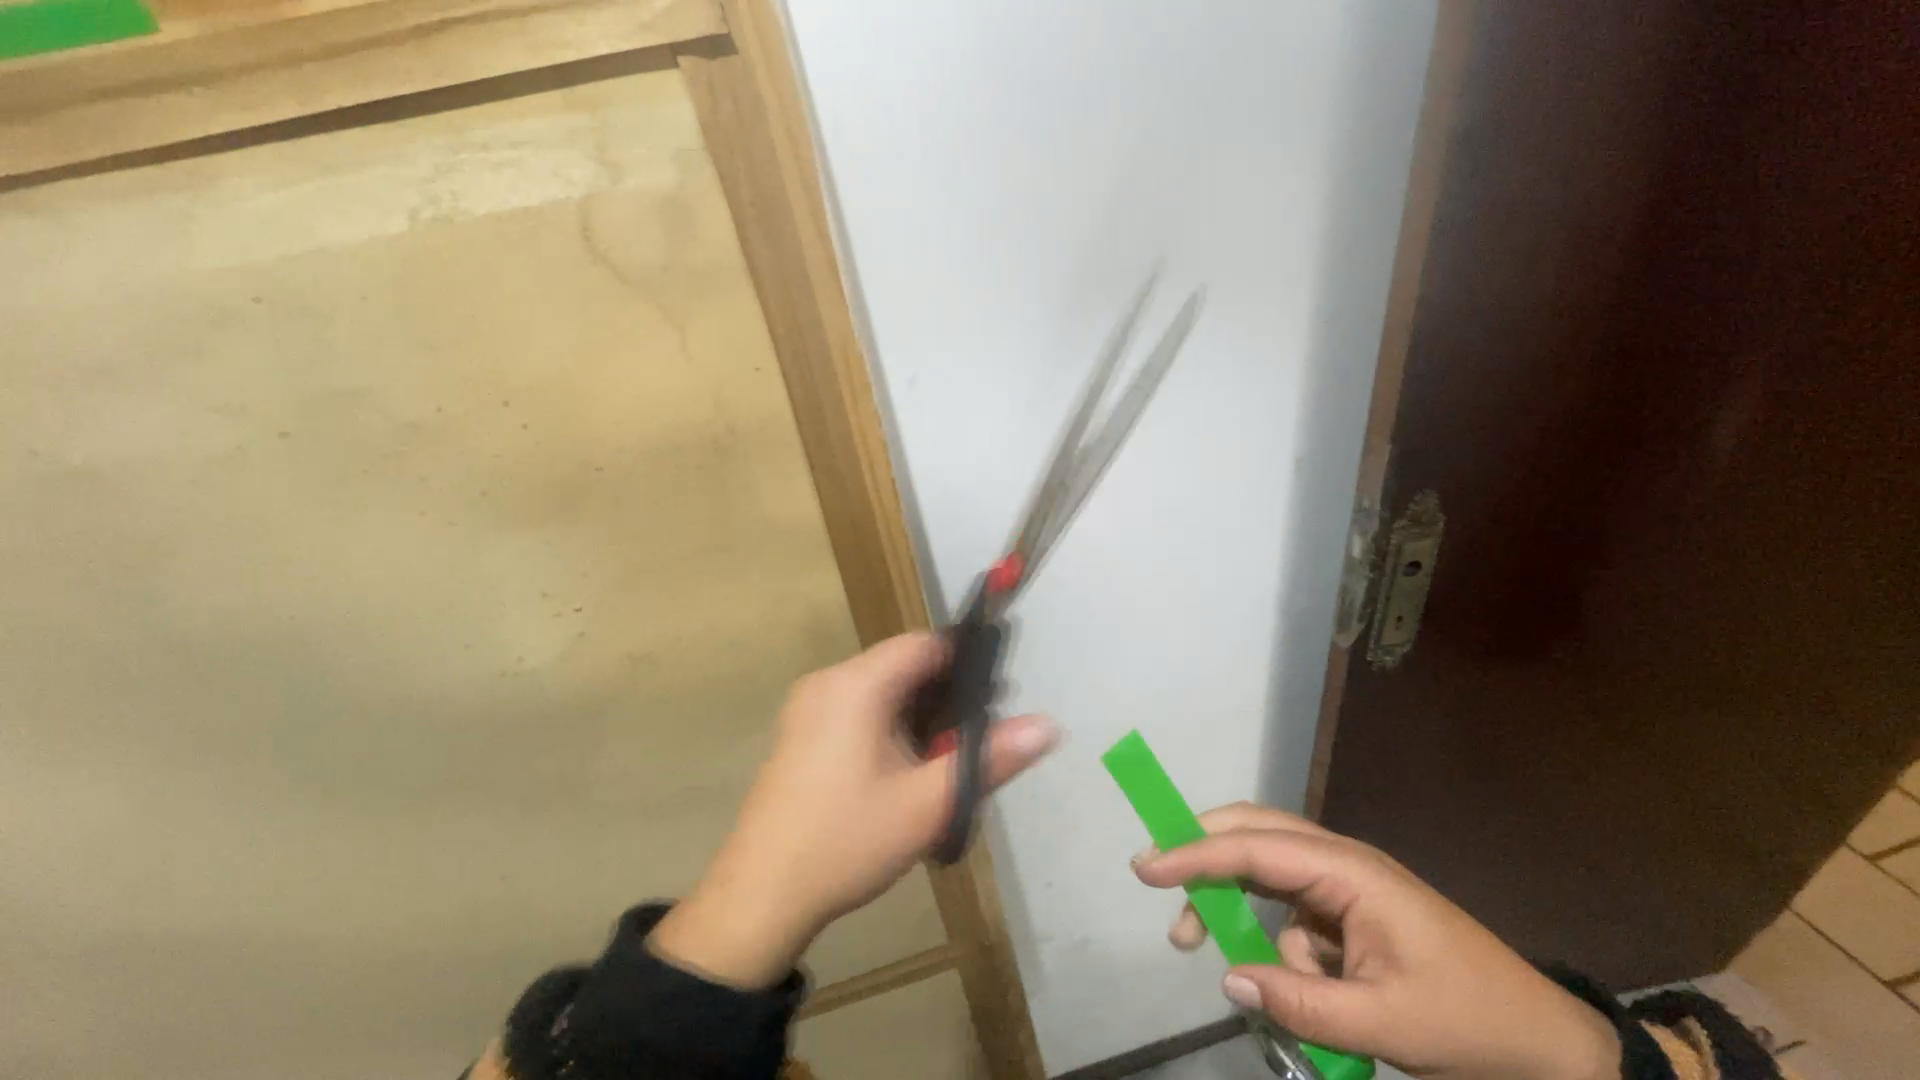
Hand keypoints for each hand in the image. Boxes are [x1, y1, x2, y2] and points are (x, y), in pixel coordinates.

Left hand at [650, 633, 1057, 987]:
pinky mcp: (800, 736)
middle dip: (948, 696)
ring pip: (882, 693)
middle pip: (903, 667)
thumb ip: (990, 758)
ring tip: (952, 760)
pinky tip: (910, 772)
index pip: (924, 645)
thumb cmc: (847, 841)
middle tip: (985, 737)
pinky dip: (891, 729)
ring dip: (921, 717)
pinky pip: (858, 713)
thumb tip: (1050, 725)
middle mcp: (827, 684)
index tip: (1001, 696)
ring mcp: (807, 710)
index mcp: (854, 685)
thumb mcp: (928, 803)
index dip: (968, 661)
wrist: (760, 898)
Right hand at [1135, 803, 1619, 1079]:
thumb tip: (1227, 977)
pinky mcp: (1348, 919)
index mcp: (1352, 872)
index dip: (1196, 854)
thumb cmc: (1471, 1022)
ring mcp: (1345, 891)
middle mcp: (1342, 866)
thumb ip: (1301, 1001)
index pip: (1257, 849)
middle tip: (1153, 876)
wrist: (1545, 1047)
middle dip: (1202, 853)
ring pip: (1264, 874)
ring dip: (1230, 904)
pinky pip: (1288, 918)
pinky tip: (1295, 989)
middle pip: (1255, 834)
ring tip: (1195, 943)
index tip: (1145, 867)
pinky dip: (1271, 944)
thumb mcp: (1385, 1023)